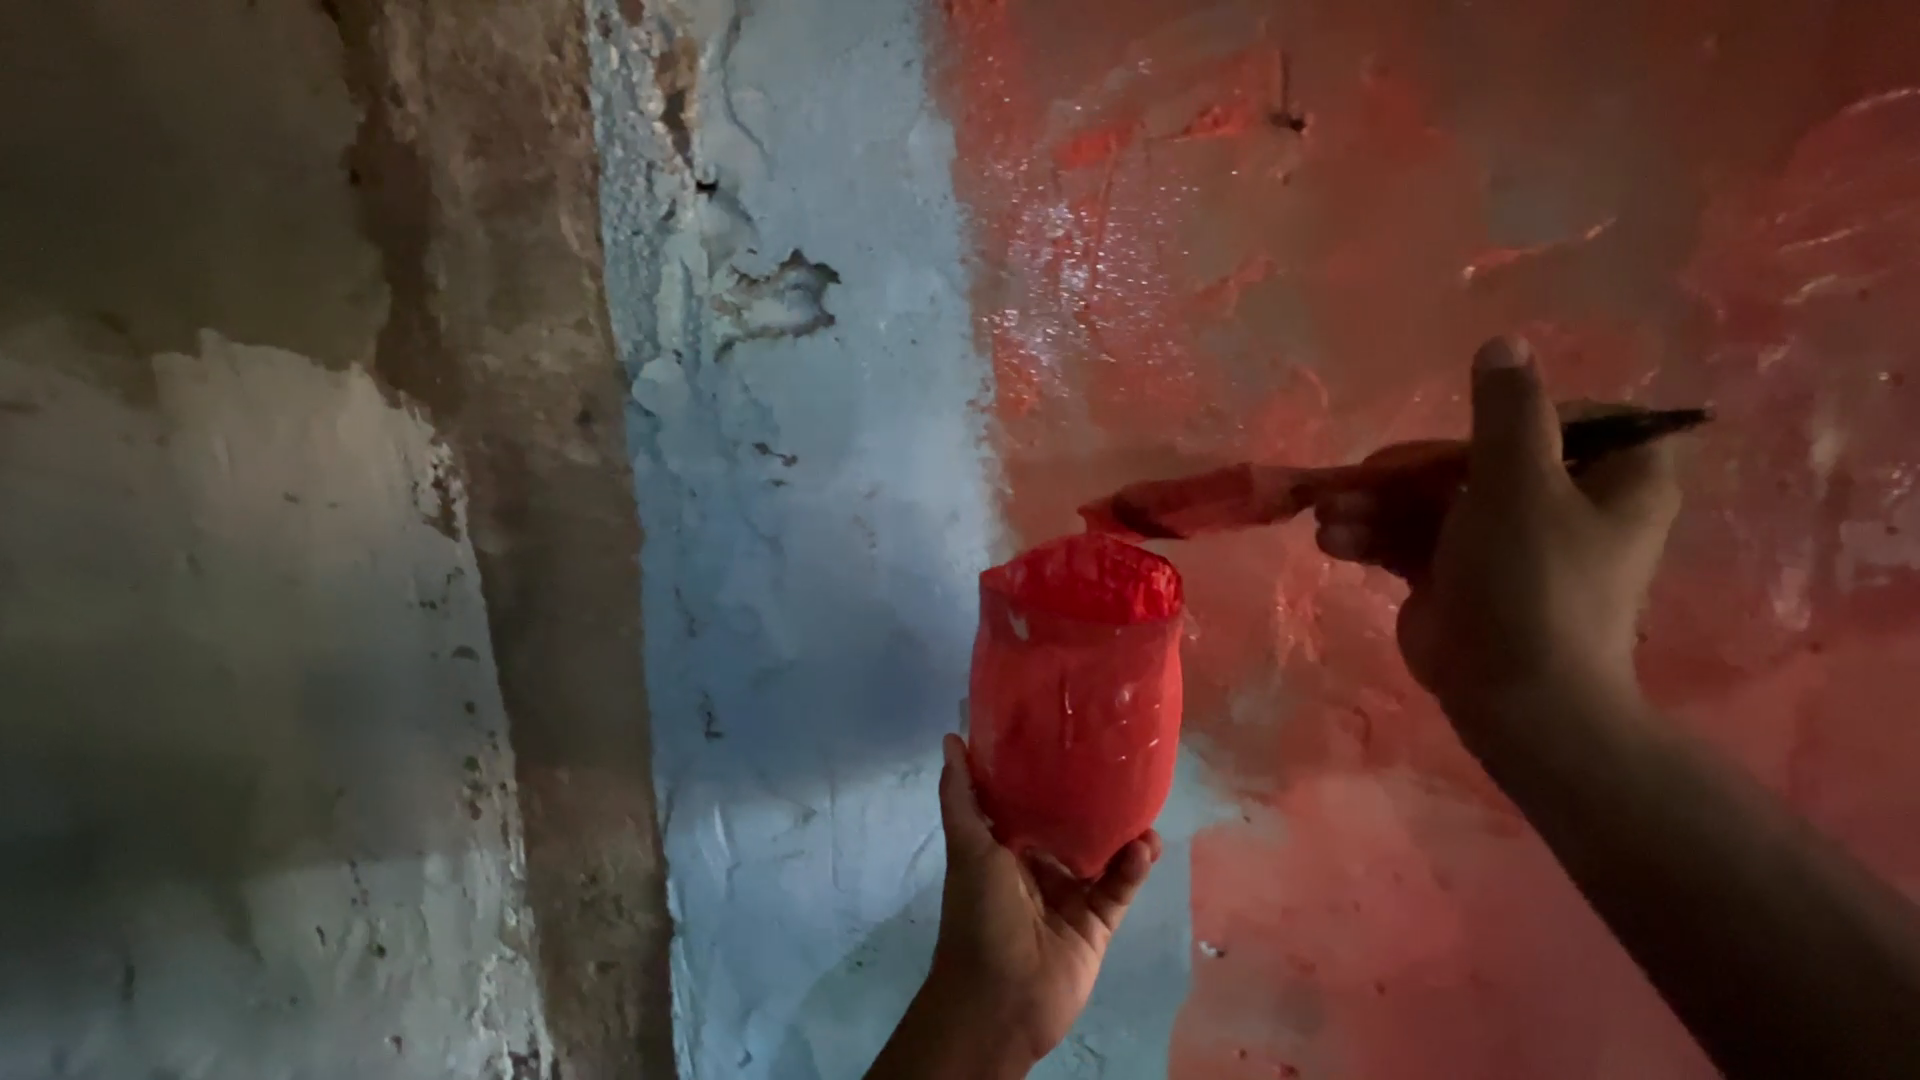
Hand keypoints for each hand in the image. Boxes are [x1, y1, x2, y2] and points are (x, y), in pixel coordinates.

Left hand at [924, 733, 1160, 1066]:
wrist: (999, 1002)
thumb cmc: (978, 915)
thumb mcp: (967, 848)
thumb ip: (961, 796)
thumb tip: (951, 739)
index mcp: (1004, 845)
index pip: (1026, 798)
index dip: (1042, 769)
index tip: (1067, 734)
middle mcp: (1037, 864)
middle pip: (1070, 823)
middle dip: (1092, 798)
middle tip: (1119, 762)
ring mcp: (1069, 894)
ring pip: (1101, 853)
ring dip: (1122, 831)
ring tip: (1143, 804)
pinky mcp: (1097, 922)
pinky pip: (1119, 887)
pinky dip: (1133, 867)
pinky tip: (1146, 845)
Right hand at [1315, 336, 1681, 715]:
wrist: (1509, 694)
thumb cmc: (1532, 581)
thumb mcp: (1520, 484)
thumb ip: (1508, 412)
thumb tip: (1504, 343)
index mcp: (1611, 480)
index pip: (1583, 418)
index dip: (1526, 413)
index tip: (1476, 430)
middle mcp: (1559, 504)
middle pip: (1478, 457)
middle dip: (1409, 469)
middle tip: (1363, 477)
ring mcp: (1498, 540)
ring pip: (1429, 498)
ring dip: (1373, 504)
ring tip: (1328, 517)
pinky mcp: (1450, 573)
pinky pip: (1406, 536)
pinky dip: (1369, 535)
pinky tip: (1331, 541)